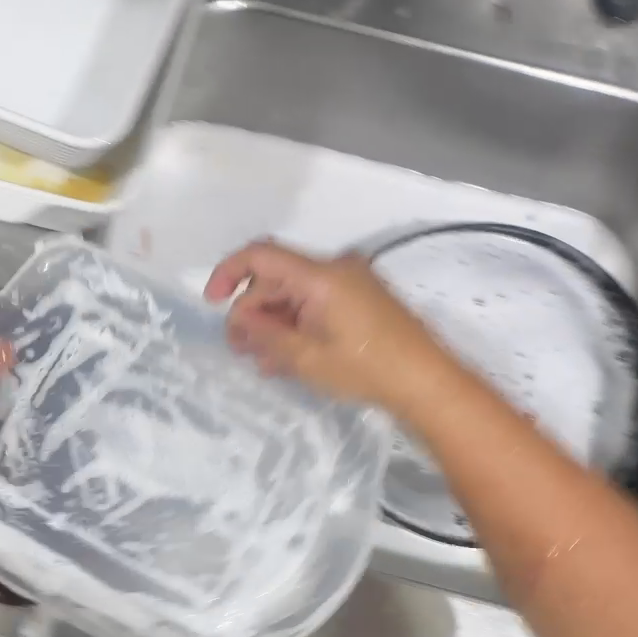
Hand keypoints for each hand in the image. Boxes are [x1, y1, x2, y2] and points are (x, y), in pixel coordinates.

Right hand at [205, 241, 456, 411]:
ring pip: (292, 294)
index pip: (260, 255)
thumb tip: (239, 320)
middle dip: (250, 311)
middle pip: (274, 279)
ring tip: (261, 359)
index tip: (212, 302)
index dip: (228, 273)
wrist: (425, 381)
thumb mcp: (304, 357)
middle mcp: (334, 269)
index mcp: (320, 276)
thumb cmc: (364, 369)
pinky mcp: (358, 298)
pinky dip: (293, 324)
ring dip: (270, 322)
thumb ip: (264, 334)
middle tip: (239, 349)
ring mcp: (349, 283)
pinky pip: (313, 303)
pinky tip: (283, 356)